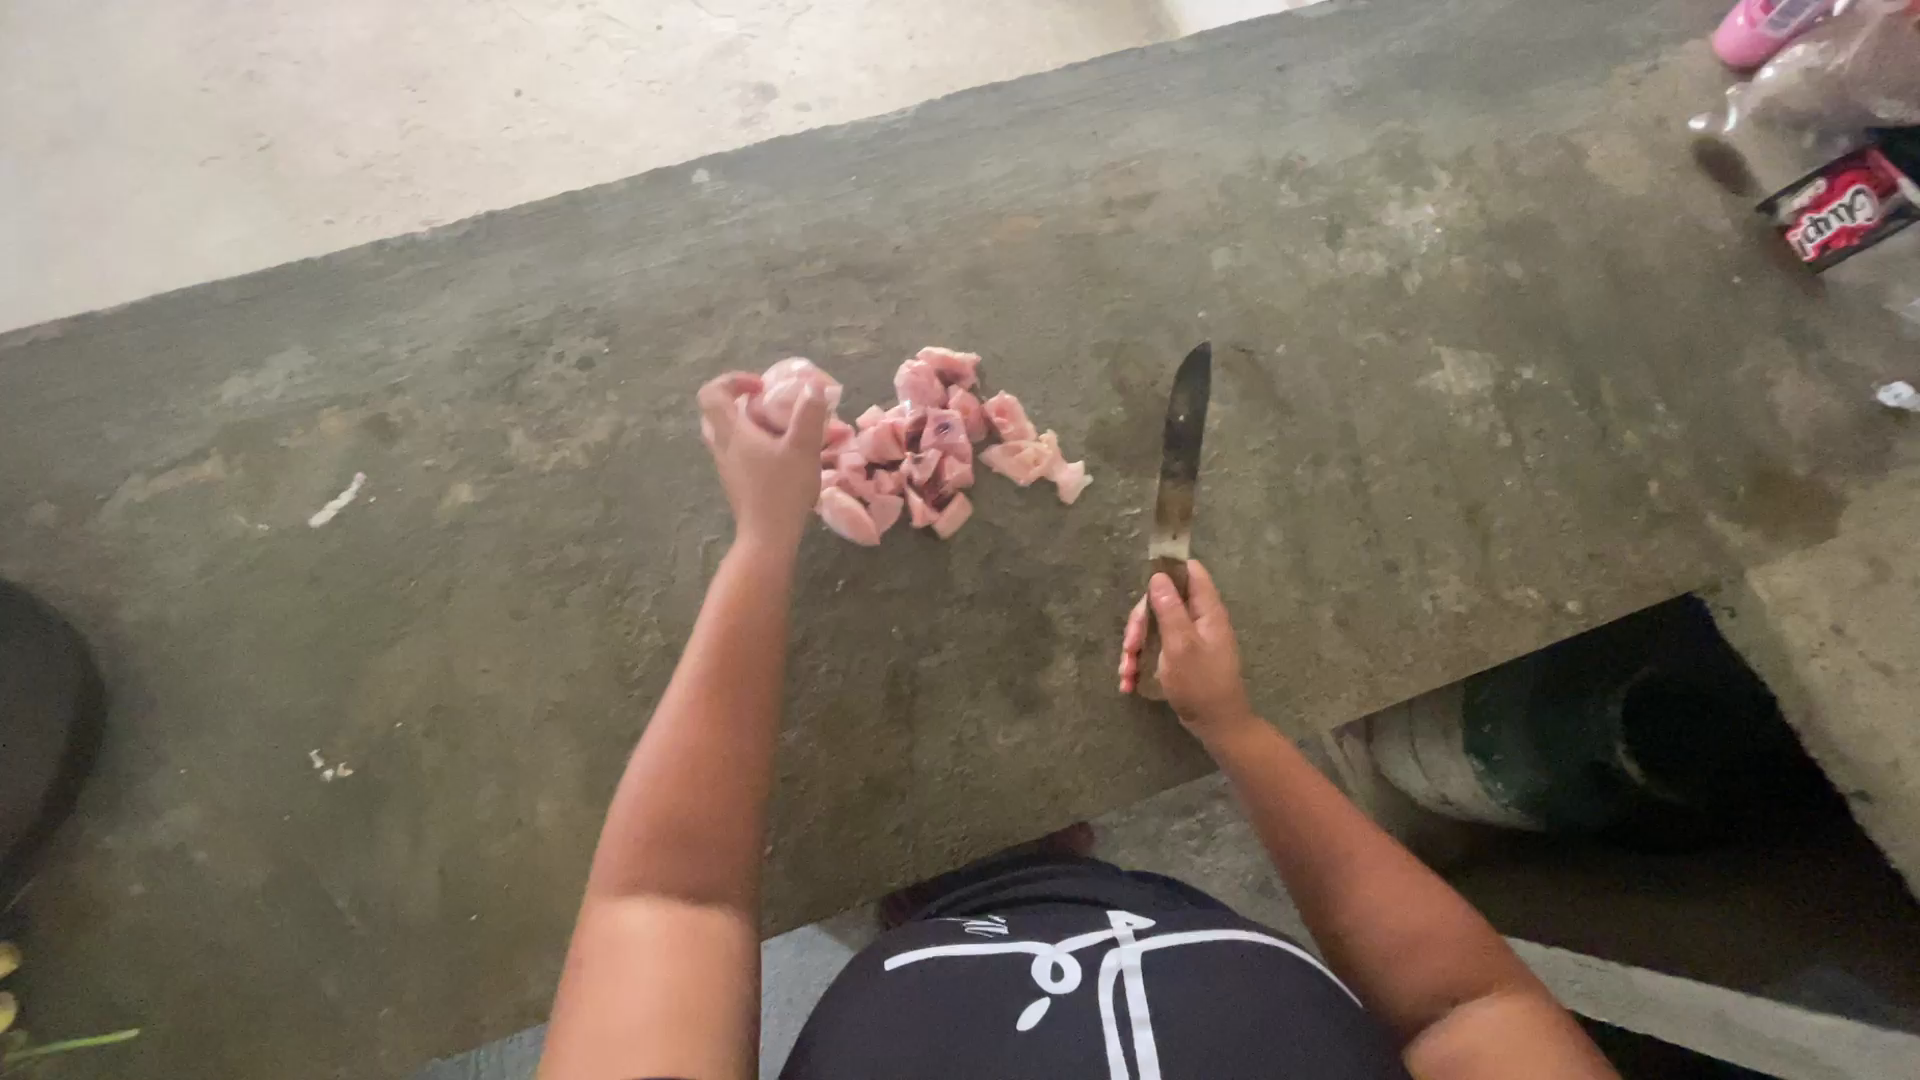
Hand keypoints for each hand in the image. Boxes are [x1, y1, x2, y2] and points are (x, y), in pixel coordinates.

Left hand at [698, 371, 829, 549]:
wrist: (768, 536)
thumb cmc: (783, 489)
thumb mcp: (803, 448)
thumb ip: (809, 414)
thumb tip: (813, 385)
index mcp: (733, 433)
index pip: (712, 393)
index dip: (733, 381)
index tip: (761, 387)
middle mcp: (722, 447)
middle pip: (715, 414)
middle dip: (738, 403)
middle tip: (766, 406)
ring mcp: (726, 468)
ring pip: (725, 435)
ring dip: (747, 426)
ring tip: (777, 432)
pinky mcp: (735, 484)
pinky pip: (736, 454)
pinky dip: (752, 446)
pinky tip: (780, 457)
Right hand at [1118, 561, 1256, 739]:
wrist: (1216, 725)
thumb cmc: (1200, 683)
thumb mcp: (1180, 644)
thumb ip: (1169, 608)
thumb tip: (1158, 575)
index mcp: (1206, 611)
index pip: (1190, 572)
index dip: (1167, 570)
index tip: (1143, 584)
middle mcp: (1199, 620)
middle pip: (1162, 602)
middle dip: (1139, 624)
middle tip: (1129, 645)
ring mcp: (1190, 640)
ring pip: (1154, 628)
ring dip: (1135, 648)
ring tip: (1126, 672)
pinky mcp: (1180, 658)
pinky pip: (1155, 650)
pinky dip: (1140, 663)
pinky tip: (1130, 682)